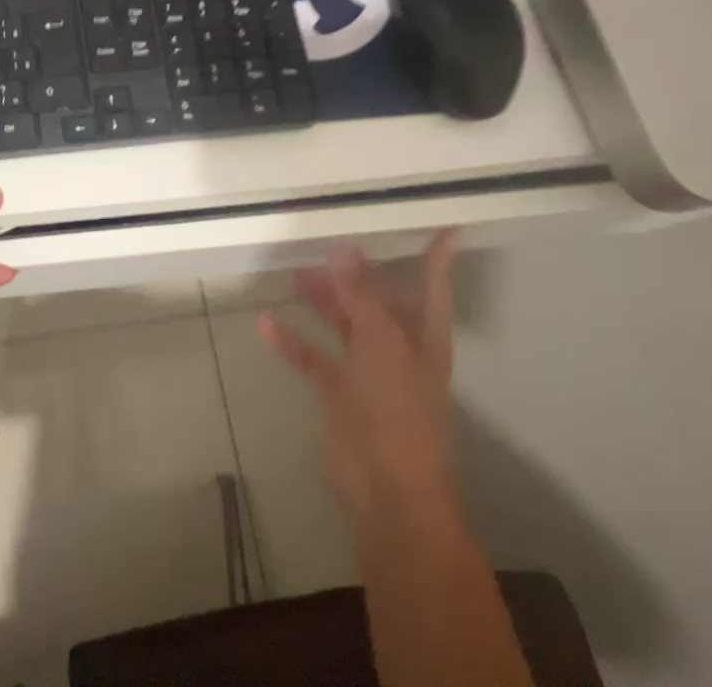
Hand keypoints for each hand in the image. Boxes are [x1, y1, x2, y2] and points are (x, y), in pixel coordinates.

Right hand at [258, 230, 460, 523]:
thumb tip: (344, 247)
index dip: (437, 258)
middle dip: (357, 275)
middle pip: (378, 301)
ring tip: (295, 274)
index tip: (444, 227)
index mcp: (423, 336)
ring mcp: (367, 372)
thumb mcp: (381, 344)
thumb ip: (361, 296)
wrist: (387, 484)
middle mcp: (398, 348)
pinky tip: (267, 323)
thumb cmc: (398, 409)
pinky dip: (293, 342)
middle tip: (328, 243)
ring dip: (324, 302)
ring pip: (343, 326)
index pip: (432, 286)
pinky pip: (314, 359)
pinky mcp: (338, 394)